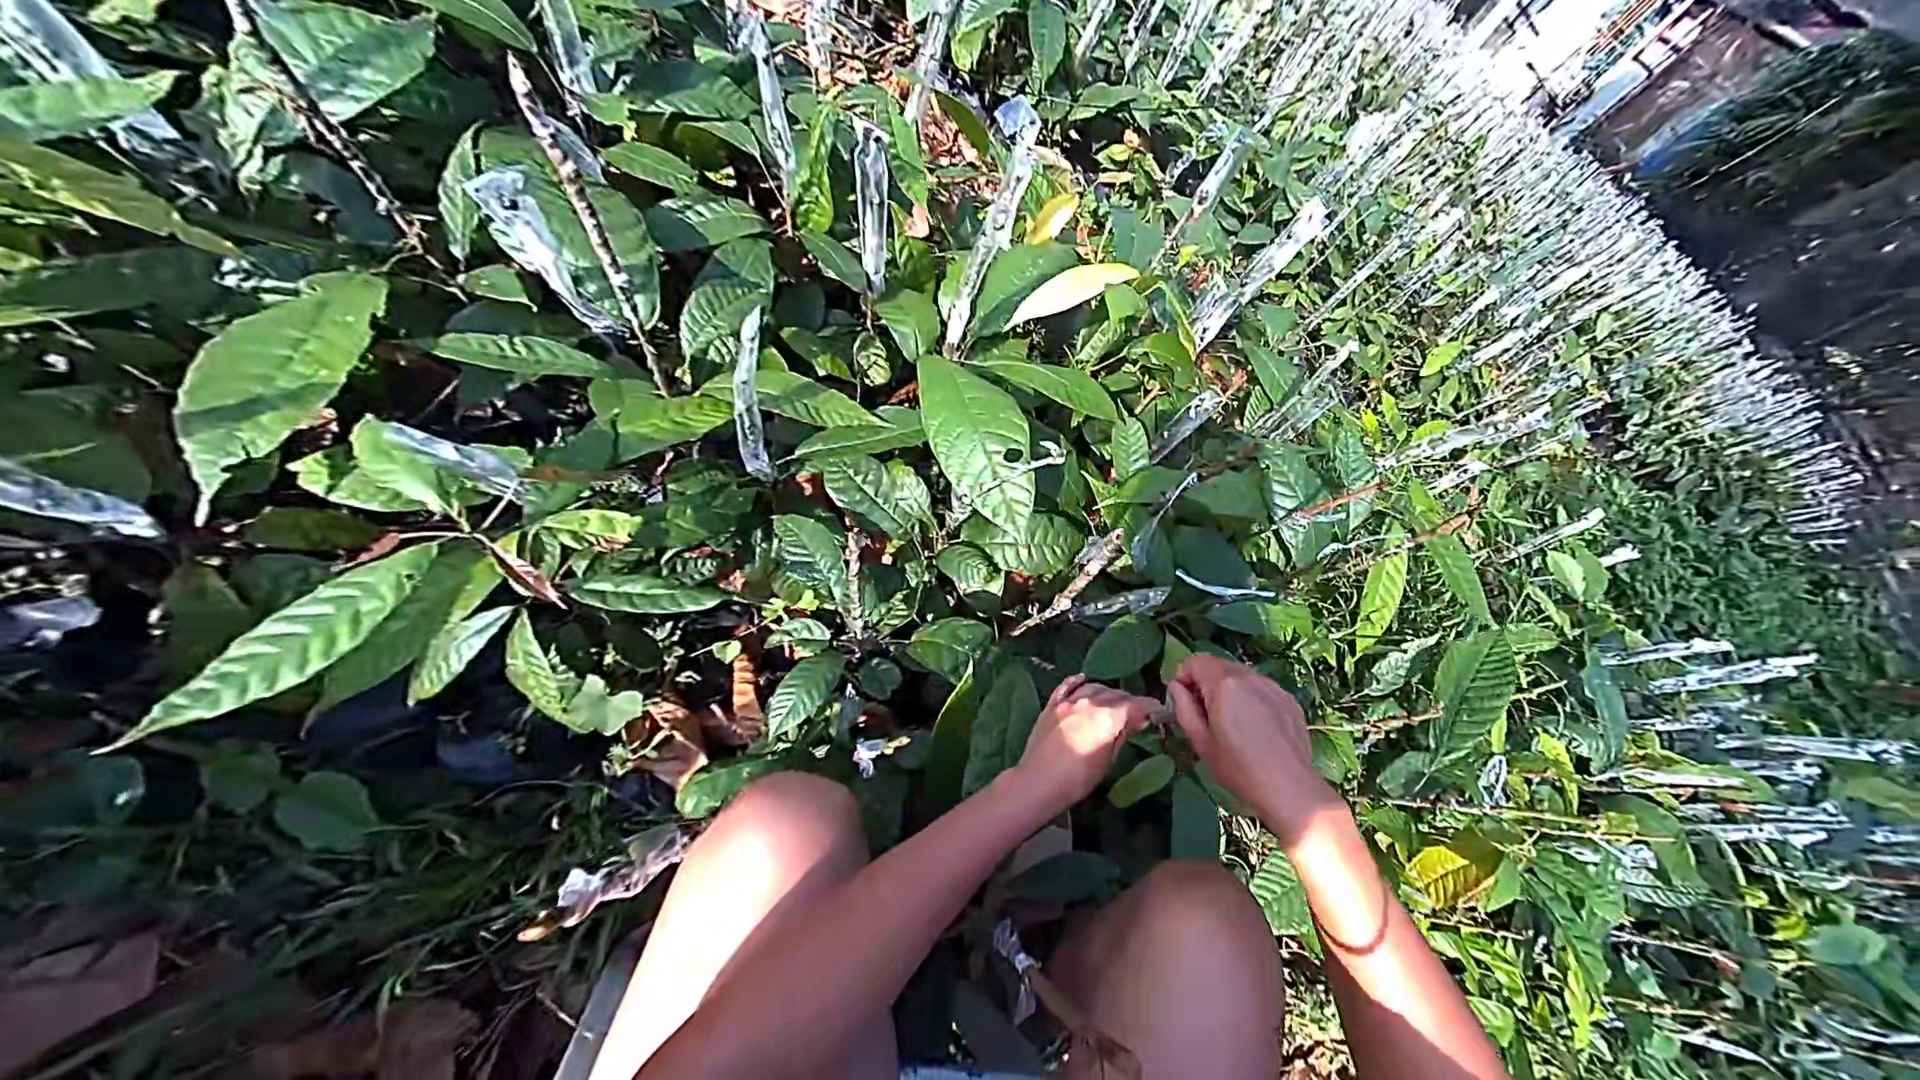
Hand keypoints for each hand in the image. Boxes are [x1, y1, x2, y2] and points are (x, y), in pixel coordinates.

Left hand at [1013, 674, 1157, 811]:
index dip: (1148, 707)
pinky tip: (1083, 680)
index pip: (1134, 705)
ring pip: (1093, 688)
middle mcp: (1088, 702)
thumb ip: (1120, 736)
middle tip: (1137, 714)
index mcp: (1106, 717)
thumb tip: (1133, 723)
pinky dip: (1077, 682)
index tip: (1158, 712)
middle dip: (1129, 702)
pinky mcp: (1051, 705)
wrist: (1038, 781)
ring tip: (1115, 703)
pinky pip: (1066, 687)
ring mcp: (1067, 702)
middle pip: (1115, 694)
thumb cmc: (1078, 779)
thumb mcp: (1107, 761)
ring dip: (1107, 693)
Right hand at [1169, 655, 1344, 846]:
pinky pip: (1260, 687)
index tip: (1185, 700)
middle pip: (1218, 665)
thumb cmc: (1238, 768)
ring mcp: (1272, 686)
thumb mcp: (1200, 741)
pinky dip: (1249, 697)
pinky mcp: (1288, 698)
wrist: (1290, 789)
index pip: (1195, 661)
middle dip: (1205, 682)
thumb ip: (1183, 707)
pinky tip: (1254, 725)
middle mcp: (1249, 677)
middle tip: (1205, 713)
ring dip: (1228, 688)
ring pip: (1240, 675)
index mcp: (1224, 684)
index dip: (1184, 677)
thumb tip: (1176, 687)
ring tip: (1231, 720)